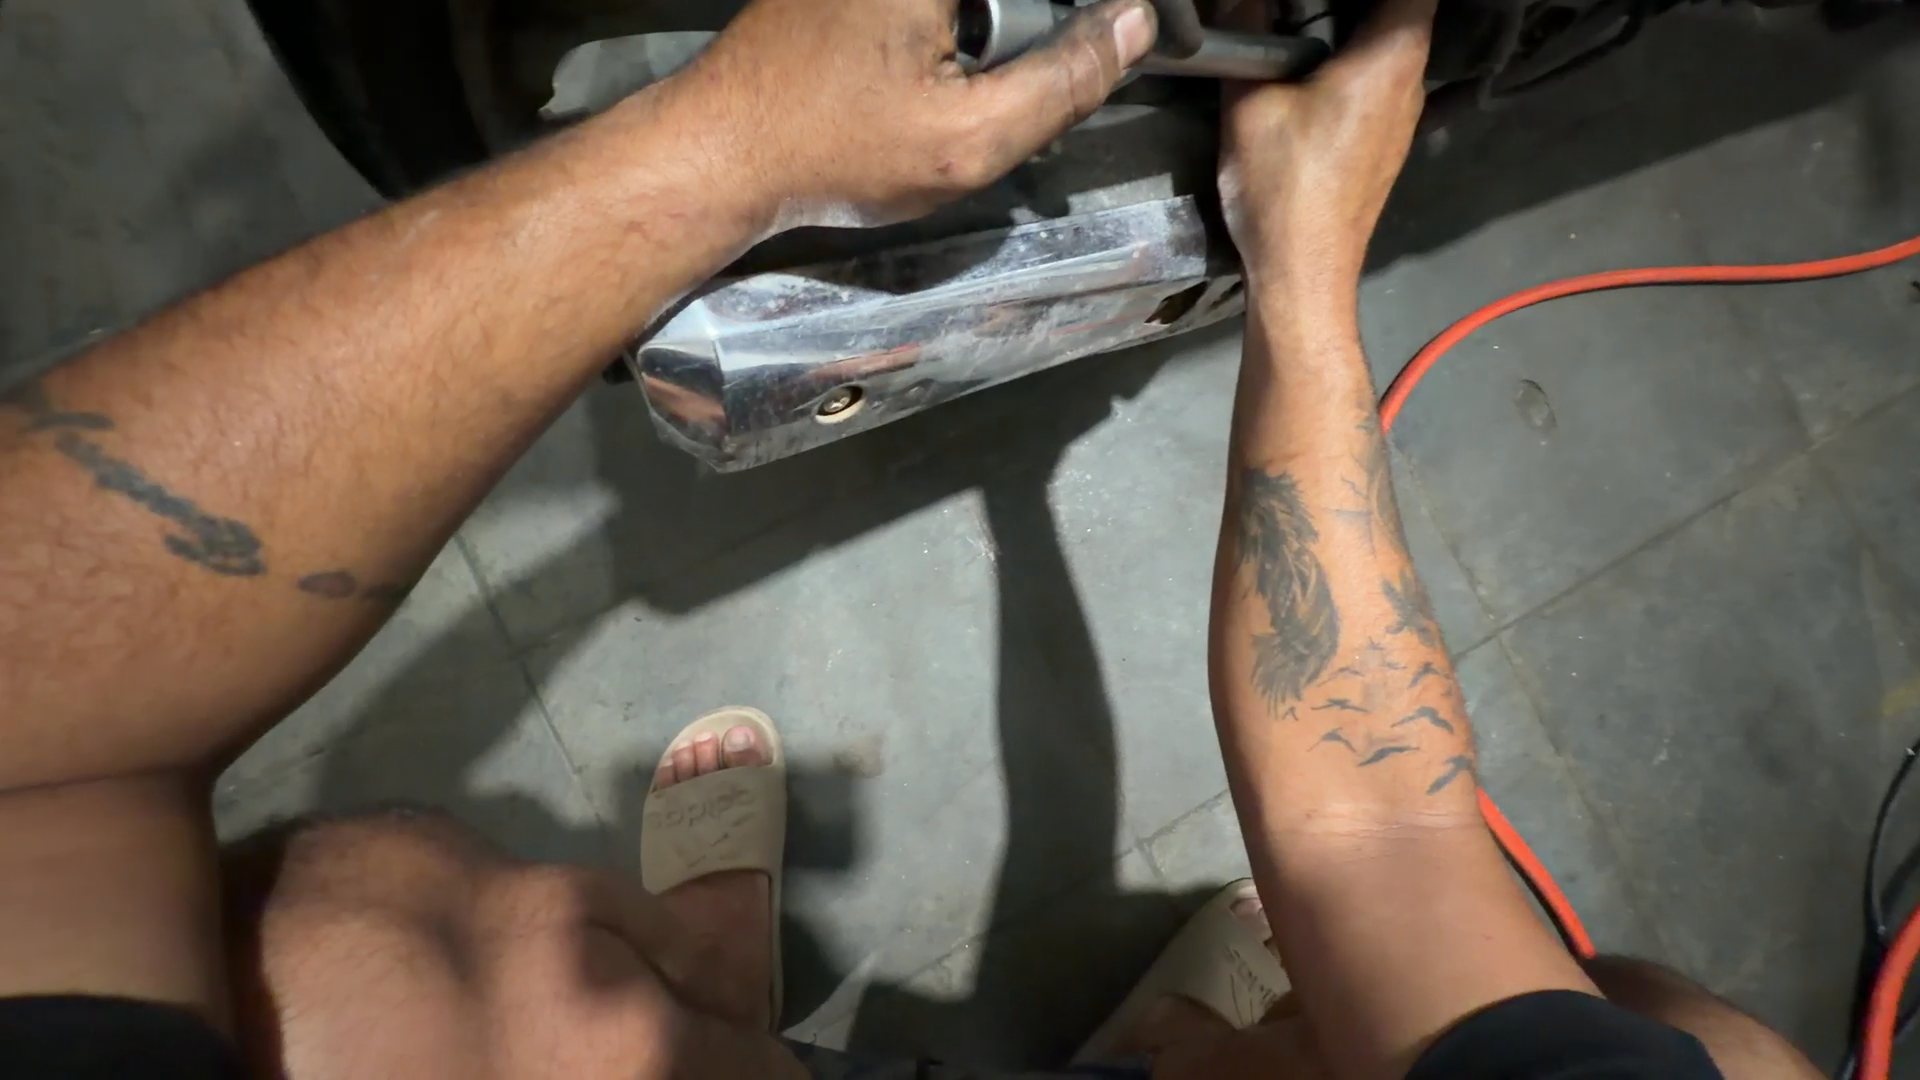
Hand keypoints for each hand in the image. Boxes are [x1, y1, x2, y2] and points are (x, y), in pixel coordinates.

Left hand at [670, 0, 1157, 231]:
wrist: (731, 149)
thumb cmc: (839, 150)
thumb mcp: (967, 142)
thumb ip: (1062, 84)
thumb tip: (1133, 25)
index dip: (1101, 15)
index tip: (1130, 38)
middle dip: (1042, 33)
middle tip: (1035, 85)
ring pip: (987, 3)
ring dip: (1006, 37)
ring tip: (965, 92)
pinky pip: (953, 5)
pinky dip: (968, 30)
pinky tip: (937, 78)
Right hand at [1218, 0, 1436, 300]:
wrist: (1302, 274)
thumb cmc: (1282, 187)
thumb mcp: (1249, 107)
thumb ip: (1245, 41)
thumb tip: (1239, 1)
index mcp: (1395, 49)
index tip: (1315, 0)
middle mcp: (1414, 78)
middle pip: (1397, 12)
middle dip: (1346, 8)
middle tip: (1295, 16)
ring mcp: (1404, 122)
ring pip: (1386, 55)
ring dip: (1348, 43)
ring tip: (1295, 50)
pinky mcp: (1385, 154)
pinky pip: (1375, 94)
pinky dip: (1348, 80)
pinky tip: (1306, 99)